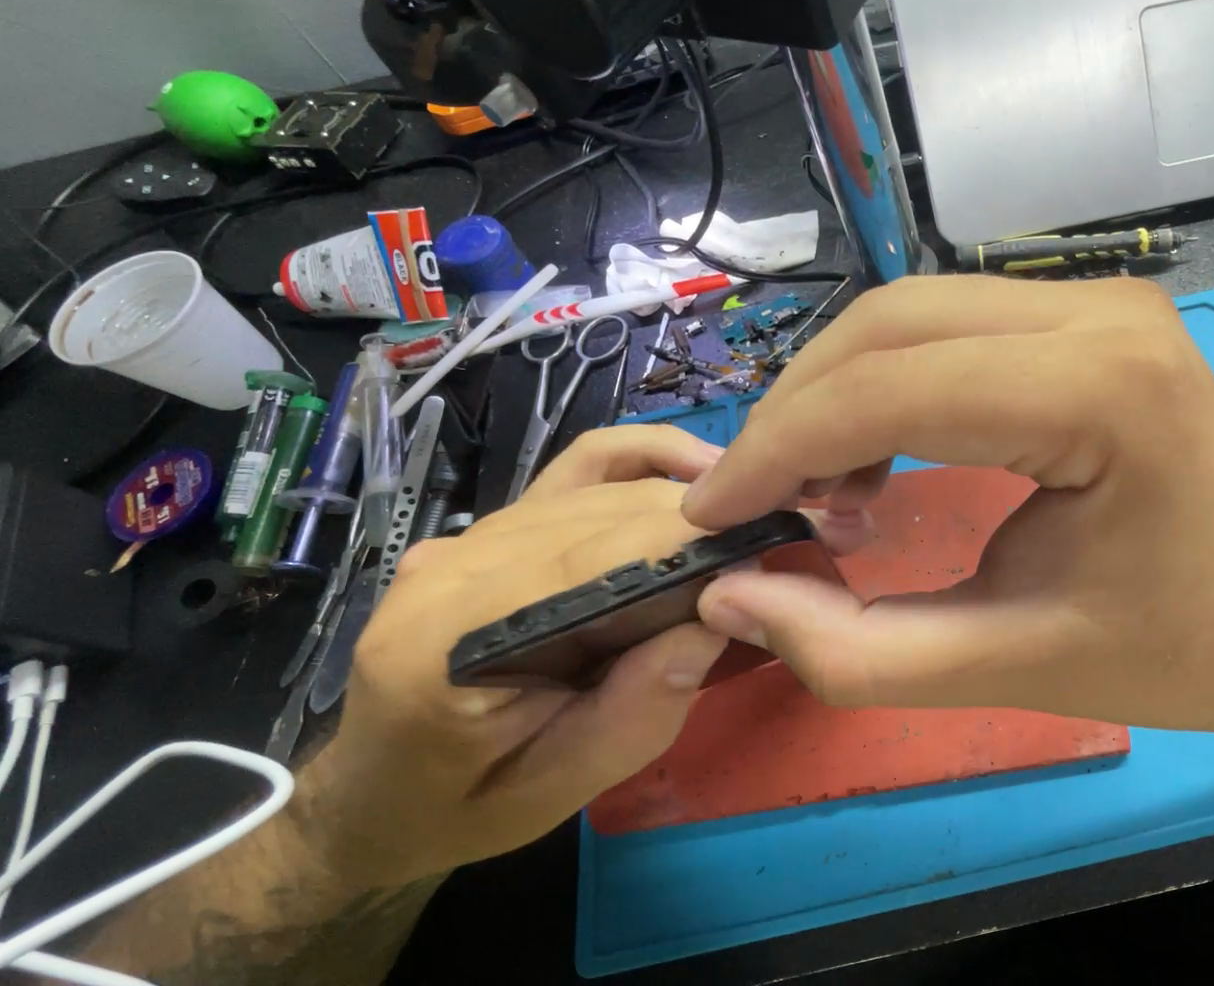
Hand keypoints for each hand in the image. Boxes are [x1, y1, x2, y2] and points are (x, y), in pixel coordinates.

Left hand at [295, 426, 732, 889]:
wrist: (379, 795)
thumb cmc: (463, 806)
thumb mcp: (555, 792)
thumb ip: (632, 716)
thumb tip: (714, 621)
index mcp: (447, 636)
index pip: (591, 560)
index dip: (687, 544)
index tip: (772, 549)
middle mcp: (453, 562)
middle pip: (605, 511)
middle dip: (701, 522)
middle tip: (782, 542)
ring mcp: (470, 532)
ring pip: (602, 482)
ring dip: (687, 496)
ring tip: (755, 517)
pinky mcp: (496, 522)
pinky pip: (582, 467)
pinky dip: (648, 459)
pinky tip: (700, 472)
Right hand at [684, 277, 1213, 737]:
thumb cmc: (1173, 649)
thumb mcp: (1011, 668)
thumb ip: (858, 649)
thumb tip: (731, 595)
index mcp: (1103, 393)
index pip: (894, 389)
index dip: (779, 448)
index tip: (714, 513)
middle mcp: (1103, 313)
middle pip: (893, 324)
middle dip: (801, 410)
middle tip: (763, 502)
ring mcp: (1102, 299)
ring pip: (913, 312)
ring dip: (840, 392)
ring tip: (824, 490)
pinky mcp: (1091, 313)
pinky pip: (953, 324)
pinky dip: (891, 382)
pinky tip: (881, 455)